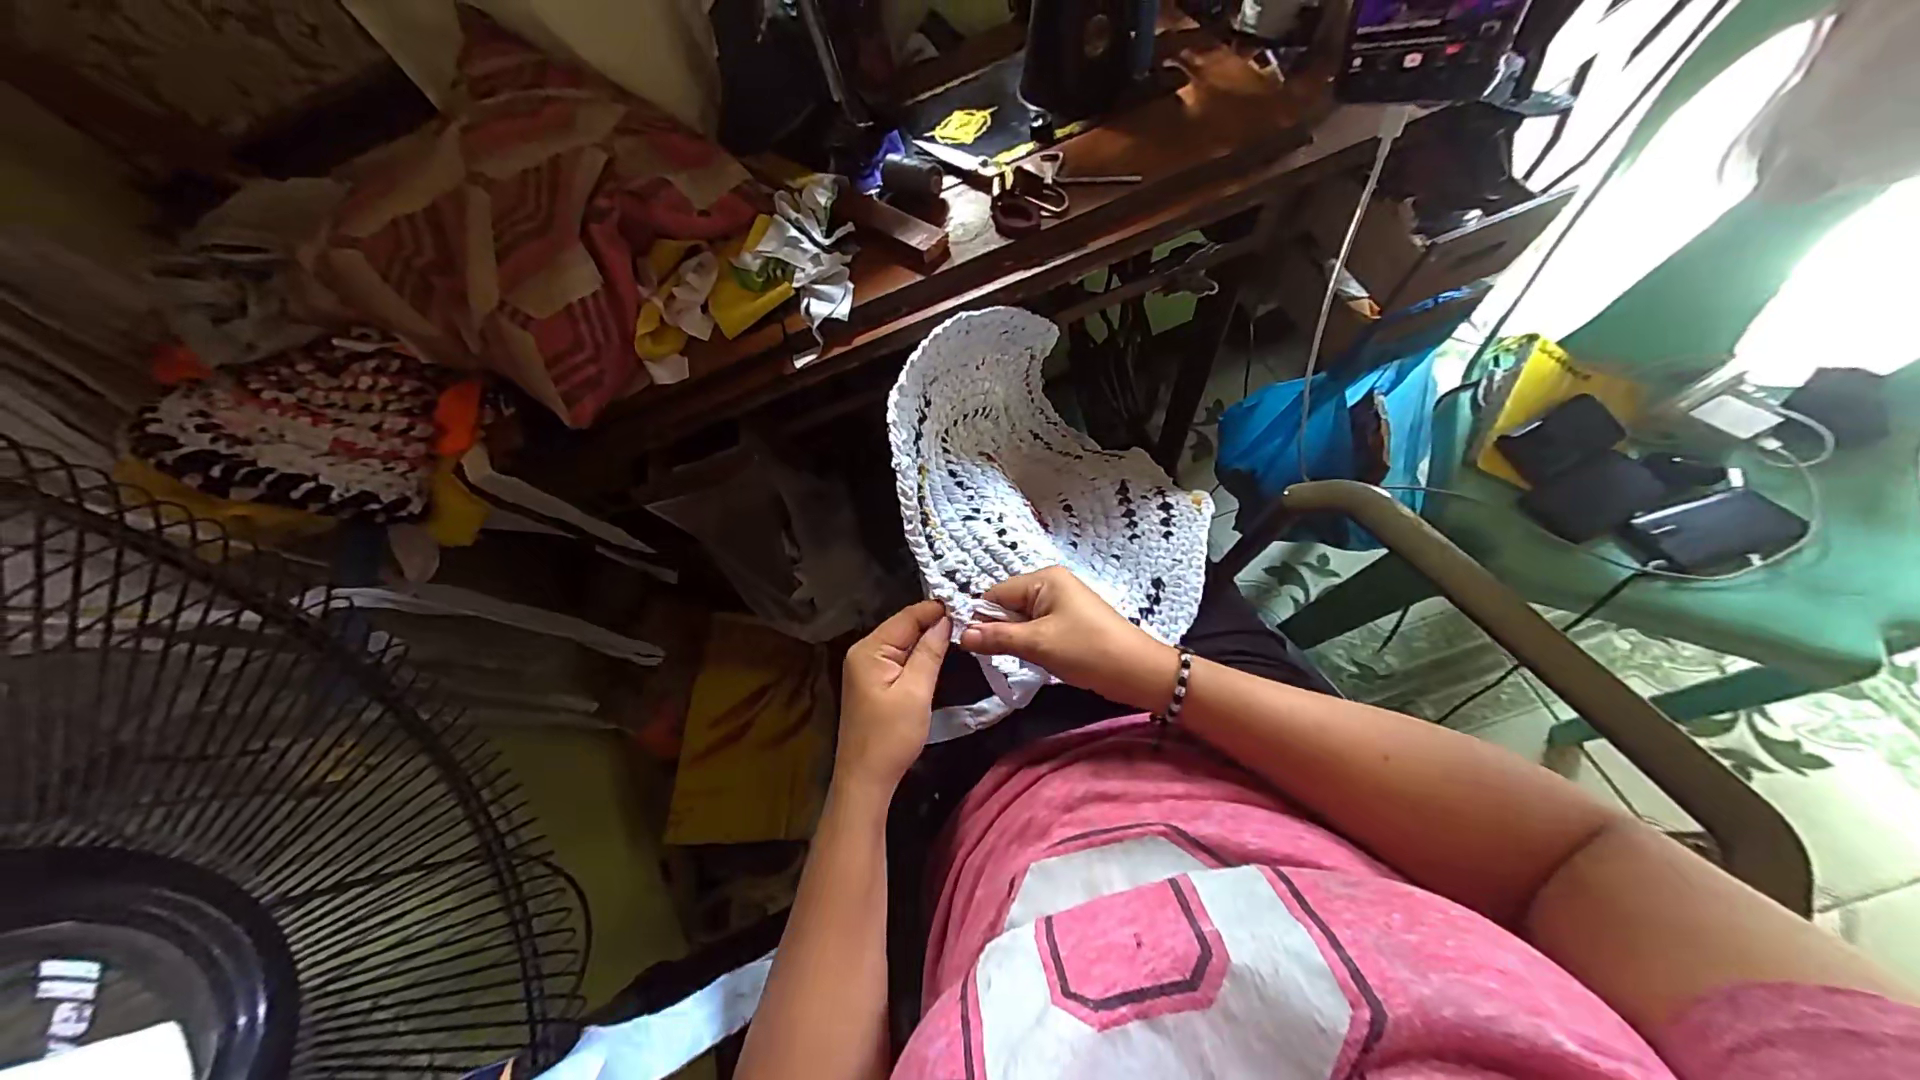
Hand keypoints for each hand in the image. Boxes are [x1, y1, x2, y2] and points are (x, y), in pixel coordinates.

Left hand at [836, 599, 950, 793]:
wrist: (866, 780)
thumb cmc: (891, 736)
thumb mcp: (916, 691)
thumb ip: (930, 652)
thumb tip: (945, 620)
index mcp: (869, 649)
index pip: (906, 617)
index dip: (936, 610)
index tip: (967, 605)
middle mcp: (863, 652)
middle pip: (903, 627)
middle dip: (933, 622)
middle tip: (969, 619)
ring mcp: (866, 668)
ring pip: (902, 642)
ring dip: (927, 639)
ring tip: (960, 632)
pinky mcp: (872, 682)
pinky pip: (898, 658)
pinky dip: (918, 655)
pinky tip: (938, 654)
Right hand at [958, 566, 1179, 712]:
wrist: (1138, 672)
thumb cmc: (1087, 651)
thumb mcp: (1038, 644)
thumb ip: (997, 638)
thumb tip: (962, 635)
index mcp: (1044, 578)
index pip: (995, 593)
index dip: (982, 619)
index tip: (974, 646)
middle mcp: (1052, 583)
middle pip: (1008, 605)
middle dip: (1001, 630)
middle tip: (1001, 656)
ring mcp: (1063, 602)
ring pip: (1022, 620)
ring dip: (1017, 639)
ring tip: (1025, 657)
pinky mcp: (1070, 621)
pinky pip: (1038, 628)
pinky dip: (1033, 643)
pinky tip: (1039, 658)